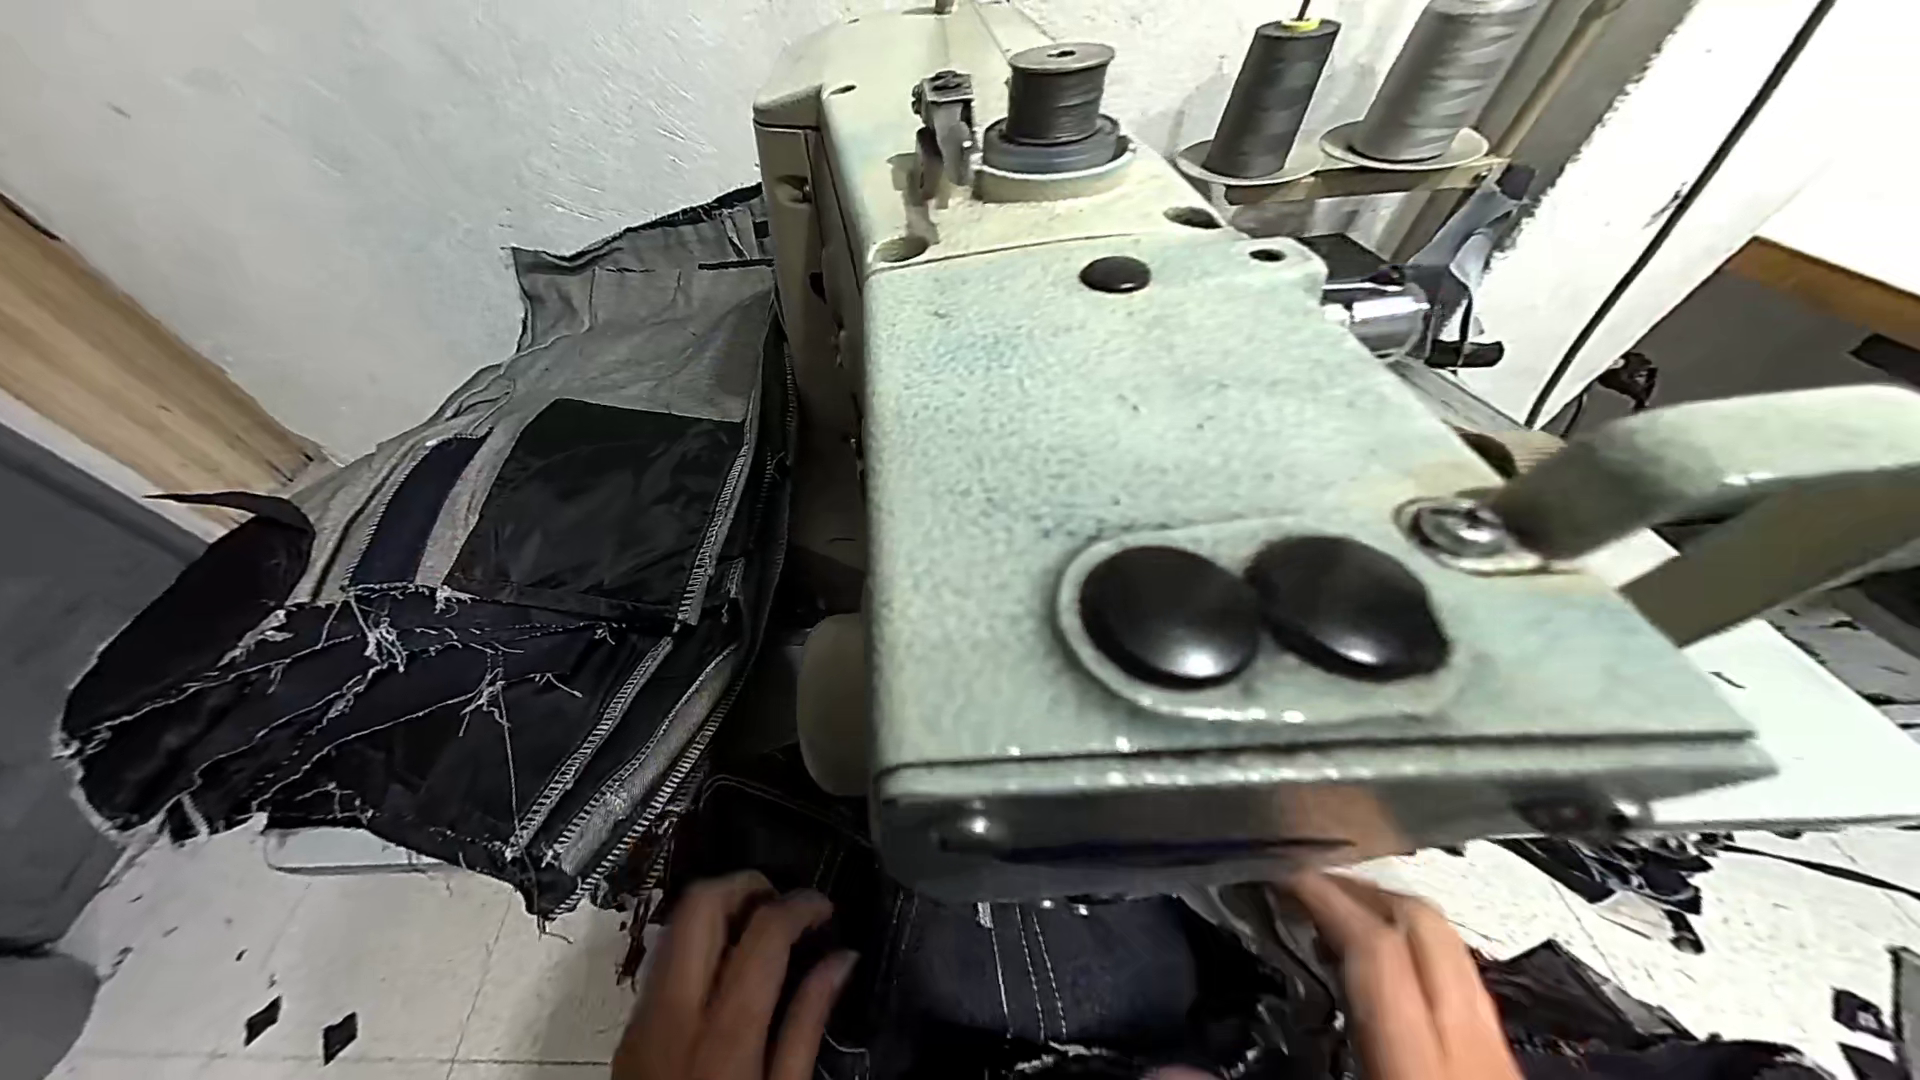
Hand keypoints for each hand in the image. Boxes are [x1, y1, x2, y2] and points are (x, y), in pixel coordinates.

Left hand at [614, 871, 858, 1079]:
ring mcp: (642, 1018)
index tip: (824, 907)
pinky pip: (667, 955)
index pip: (763, 930)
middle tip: (784, 901)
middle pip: (700, 903)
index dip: (801, 902)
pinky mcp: (629, 1030)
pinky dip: (702, 938)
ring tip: (762, 925)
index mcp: (724, 1033)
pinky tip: (731, 963)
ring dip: (722, 906)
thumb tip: (843, 955)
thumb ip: (809, 1021)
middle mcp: (674, 1011)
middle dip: (747, 883)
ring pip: (676, 921)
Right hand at [1288, 871, 1521, 1079]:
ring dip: (1387, 912)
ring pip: (1449, 945)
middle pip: (1423, 924)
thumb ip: (1297, 1056)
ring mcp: (1499, 1056)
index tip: (1284, 871)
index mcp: (1426, 1065)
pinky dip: (1413, 950)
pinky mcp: (1504, 1063)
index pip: (1377, 943)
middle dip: (1358, 887)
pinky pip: (1460, 977)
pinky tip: (1378, 972)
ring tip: (1335, 915)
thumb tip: (1200, 1058)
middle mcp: (1475, 1050)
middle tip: (1307, 882)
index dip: (1326, 894)